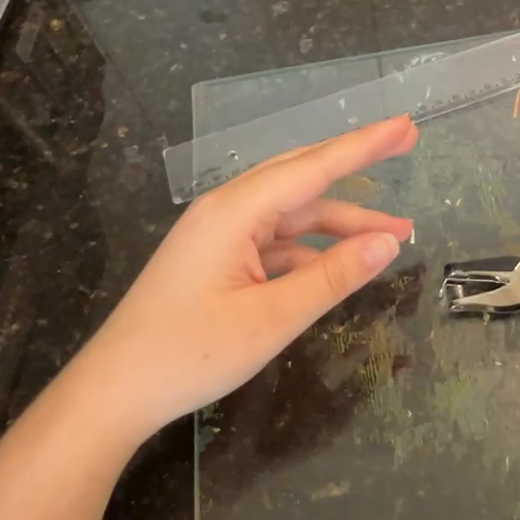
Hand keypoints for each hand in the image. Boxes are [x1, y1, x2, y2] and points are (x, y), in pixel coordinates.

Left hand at [77, 116, 417, 443]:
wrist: (114, 393)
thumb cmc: (188, 353)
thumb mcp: (271, 319)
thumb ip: (333, 277)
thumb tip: (388, 241)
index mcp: (236, 210)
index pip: (314, 167)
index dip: (364, 146)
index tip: (405, 126)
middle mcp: (228, 209)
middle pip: (303, 176)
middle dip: (356, 164)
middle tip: (406, 145)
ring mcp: (221, 234)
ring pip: (293, 214)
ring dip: (341, 222)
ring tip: (395, 233)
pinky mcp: (218, 259)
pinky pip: (276, 241)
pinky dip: (312, 249)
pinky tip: (341, 265)